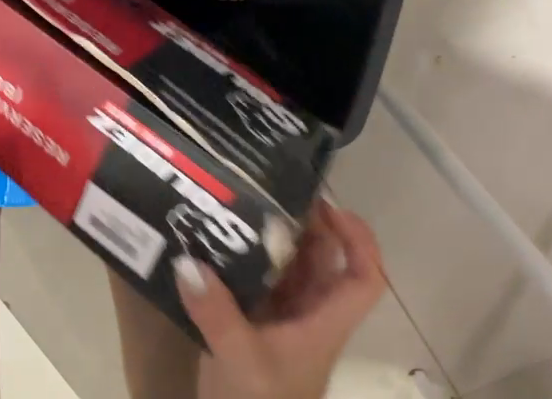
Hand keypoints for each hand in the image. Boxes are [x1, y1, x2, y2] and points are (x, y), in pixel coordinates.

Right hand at [176, 200, 386, 398]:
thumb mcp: (239, 361)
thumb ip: (216, 312)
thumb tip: (187, 260)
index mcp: (324, 324)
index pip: (364, 278)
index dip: (359, 239)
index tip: (325, 204)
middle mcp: (309, 317)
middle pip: (325, 262)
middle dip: (304, 224)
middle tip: (266, 190)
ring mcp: (281, 321)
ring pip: (290, 268)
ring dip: (271, 237)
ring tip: (239, 202)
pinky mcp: (252, 326)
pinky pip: (257, 280)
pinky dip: (243, 257)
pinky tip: (213, 238)